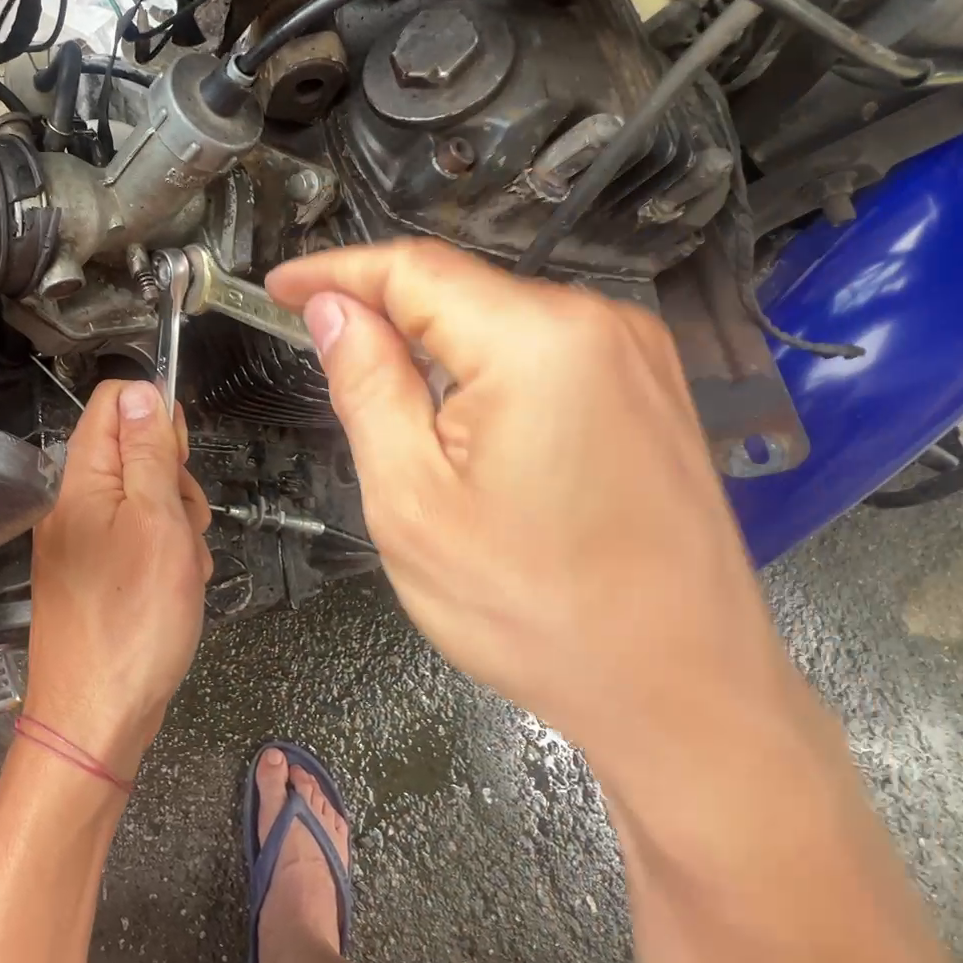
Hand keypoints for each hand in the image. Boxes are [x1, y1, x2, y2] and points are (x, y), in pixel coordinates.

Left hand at [26, 380, 212, 778]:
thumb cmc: (129, 627)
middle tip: (183, 525)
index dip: (155, 415)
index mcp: (79, 478)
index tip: (180, 458)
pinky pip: (141, 540)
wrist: (96, 718)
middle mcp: (74, 502)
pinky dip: (166, 557)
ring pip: (147, 499)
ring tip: (179, 569)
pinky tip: (171, 589)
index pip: (112, 402)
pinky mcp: (98, 571)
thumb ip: (148, 453)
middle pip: (136, 451)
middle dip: (174, 481)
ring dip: (177, 526)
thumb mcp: (156, 523)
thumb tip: (141, 390)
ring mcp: (84, 538)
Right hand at [265, 240, 801, 770]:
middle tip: (315, 344)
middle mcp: (601, 327)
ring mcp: (637, 357)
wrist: (682, 692)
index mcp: (538, 343)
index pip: (411, 270)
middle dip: (378, 309)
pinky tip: (452, 416)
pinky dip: (478, 366)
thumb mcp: (411, 501)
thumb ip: (367, 386)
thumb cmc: (535, 610)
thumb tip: (334, 312)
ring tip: (376, 390)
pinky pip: (540, 352)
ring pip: (496, 319)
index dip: (333, 271)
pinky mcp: (649, 392)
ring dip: (427, 342)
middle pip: (457, 290)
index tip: (280, 287)